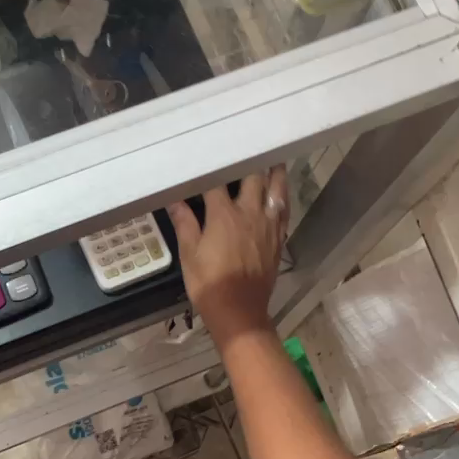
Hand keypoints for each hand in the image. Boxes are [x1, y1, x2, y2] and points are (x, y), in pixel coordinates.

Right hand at [167, 166, 289, 343]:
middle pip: (254, 177)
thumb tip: (174, 199)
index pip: (217, 182)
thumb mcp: (188, 254)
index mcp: (223, 214)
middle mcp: (249, 213)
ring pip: (276, 189)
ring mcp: (268, 225)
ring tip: (273, 158)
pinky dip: (282, 197)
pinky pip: (284, 211)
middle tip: (247, 148)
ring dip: (275, 172)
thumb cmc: (209, 284)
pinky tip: (280, 192)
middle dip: (250, 161)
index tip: (207, 156)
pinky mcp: (278, 239)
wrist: (239, 311)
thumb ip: (184, 222)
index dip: (212, 168)